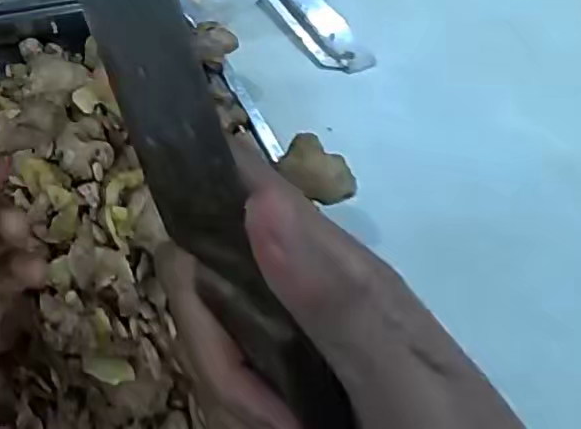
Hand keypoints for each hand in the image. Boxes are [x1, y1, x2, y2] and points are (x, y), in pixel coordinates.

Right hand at [162, 134, 524, 428]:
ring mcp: (274, 318)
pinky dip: (230, 398)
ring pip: (196, 309)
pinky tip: (276, 425)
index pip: (240, 176)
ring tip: (284, 425)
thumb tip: (257, 201)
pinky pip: (210, 356)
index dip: (193, 176)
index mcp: (327, 255)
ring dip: (223, 375)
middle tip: (261, 396)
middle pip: (194, 252)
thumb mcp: (408, 386)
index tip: (172, 224)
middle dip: (205, 323)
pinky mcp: (265, 362)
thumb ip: (334, 301)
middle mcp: (289, 273)